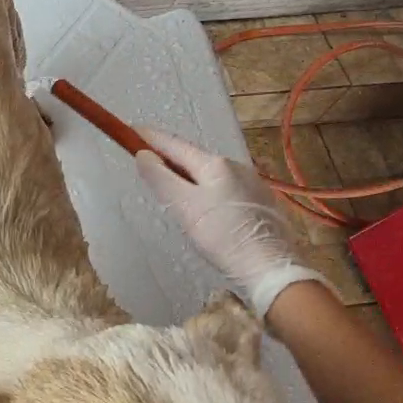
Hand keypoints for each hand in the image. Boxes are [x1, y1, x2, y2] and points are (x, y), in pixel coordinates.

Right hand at [133, 127, 329, 316]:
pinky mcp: (262, 203)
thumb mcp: (184, 208)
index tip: (130, 131)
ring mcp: (252, 183)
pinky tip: (206, 209)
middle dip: (170, 160)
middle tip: (149, 168)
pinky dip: (208, 190)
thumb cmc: (222, 237)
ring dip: (189, 177)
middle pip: (193, 158)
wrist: (272, 271)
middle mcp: (235, 166)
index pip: (174, 144)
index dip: (150, 137)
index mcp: (214, 164)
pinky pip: (225, 187)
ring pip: (210, 174)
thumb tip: (143, 154)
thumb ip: (161, 178)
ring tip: (175, 193)